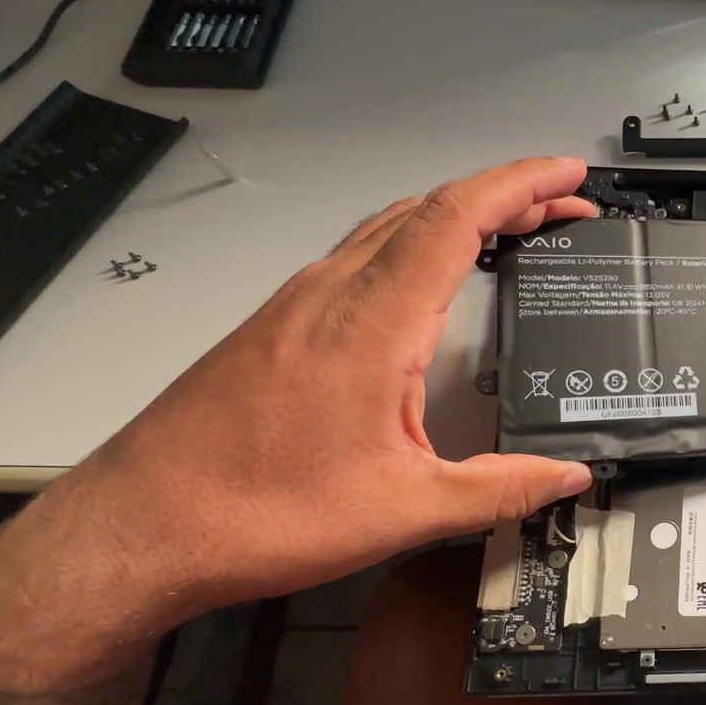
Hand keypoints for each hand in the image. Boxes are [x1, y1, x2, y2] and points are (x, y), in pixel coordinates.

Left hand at [3, 157, 599, 634]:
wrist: (139, 529)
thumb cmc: (255, 512)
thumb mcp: (405, 509)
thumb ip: (501, 489)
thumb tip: (567, 477)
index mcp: (370, 323)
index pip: (455, 218)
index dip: (520, 185)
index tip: (566, 175)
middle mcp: (332, 295)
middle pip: (430, 208)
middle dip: (507, 196)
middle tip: (562, 209)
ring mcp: (301, 303)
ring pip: (394, 224)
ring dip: (462, 214)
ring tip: (516, 228)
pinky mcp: (284, 322)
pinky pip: (365, 251)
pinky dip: (420, 239)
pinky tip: (436, 271)